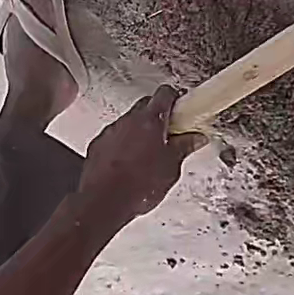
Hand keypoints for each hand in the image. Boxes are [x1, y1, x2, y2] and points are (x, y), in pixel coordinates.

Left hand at [76, 85, 206, 222]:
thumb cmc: (137, 185)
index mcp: (151, 120)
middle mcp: (129, 120)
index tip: (181, 108)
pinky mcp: (98, 143)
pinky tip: (129, 163)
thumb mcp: (171, 167)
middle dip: (157, 115)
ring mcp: (111, 130)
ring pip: (129, 121)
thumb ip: (184, 147)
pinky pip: (114, 136)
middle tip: (168, 133)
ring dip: (139, 130)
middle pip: (146, 104)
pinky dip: (122, 144)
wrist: (104, 201)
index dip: (175, 98)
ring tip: (148, 154)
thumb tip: (195, 139)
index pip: (165, 93)